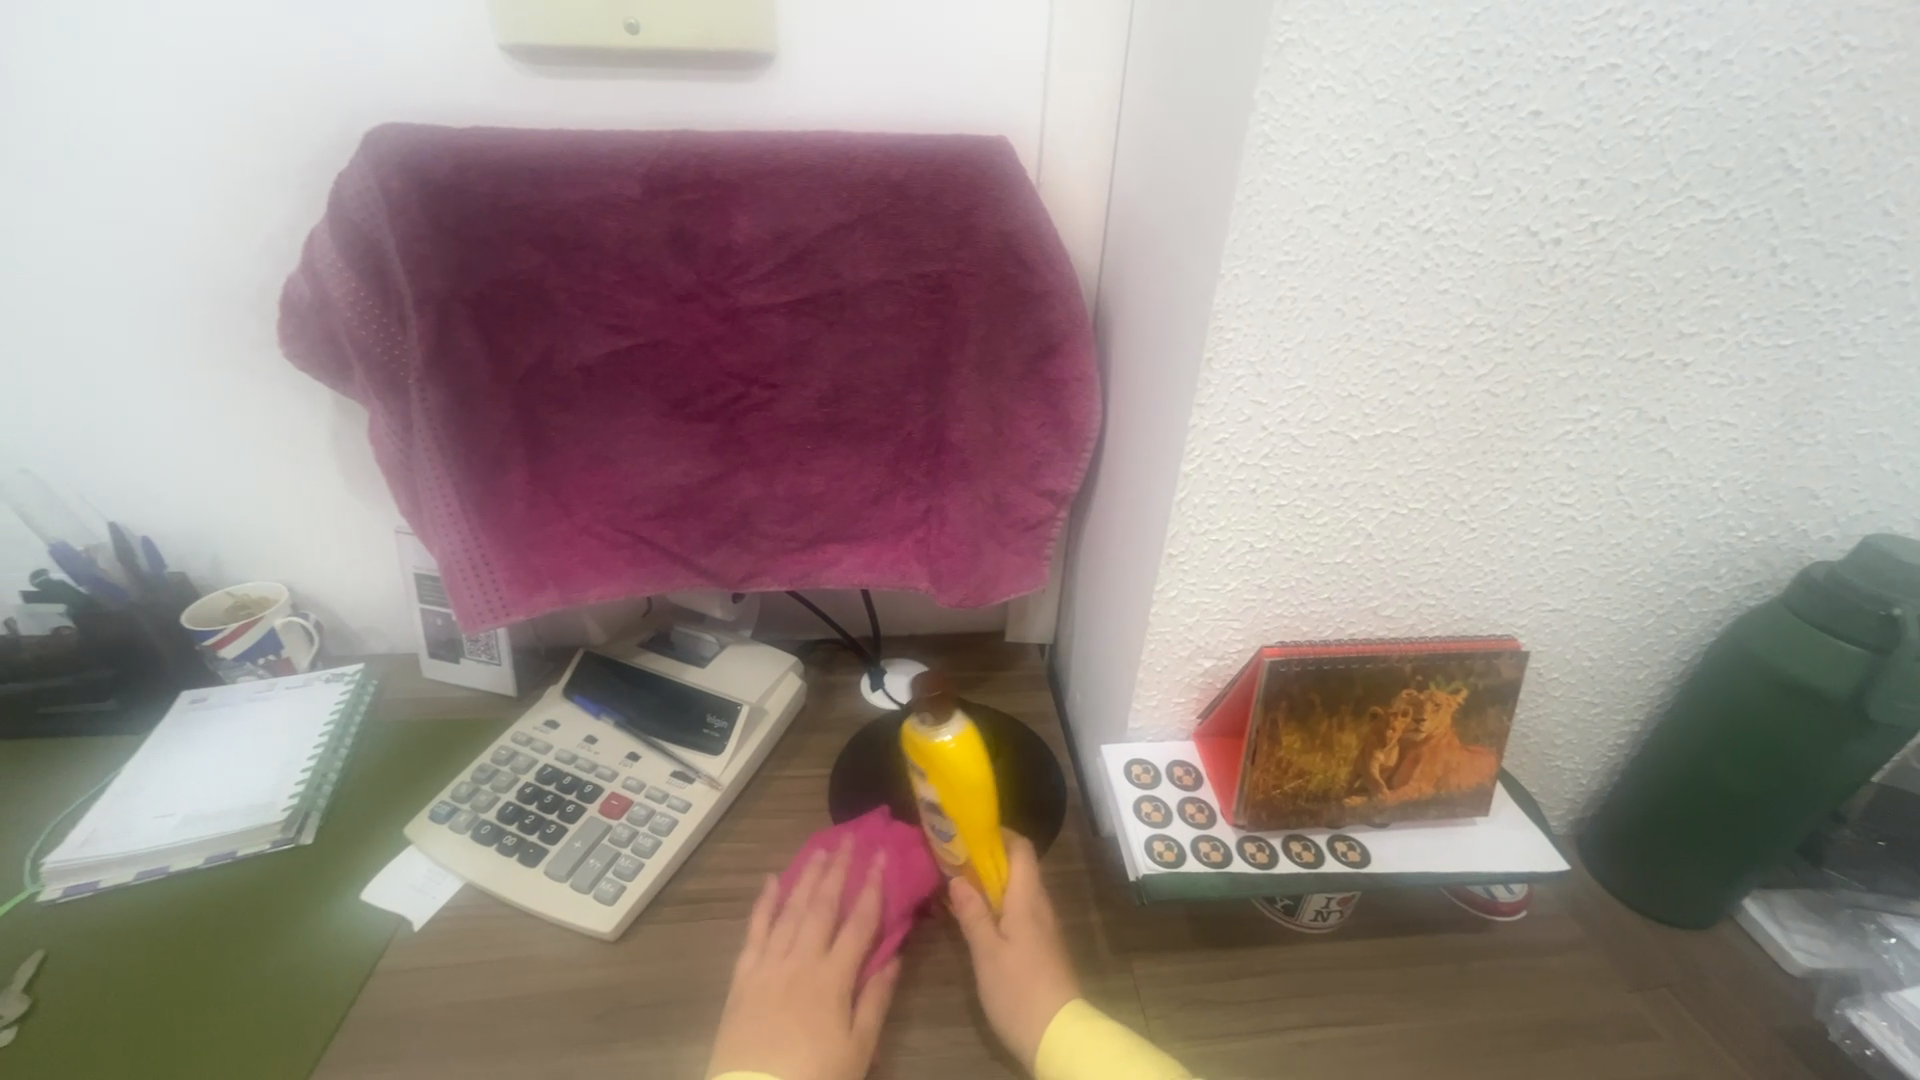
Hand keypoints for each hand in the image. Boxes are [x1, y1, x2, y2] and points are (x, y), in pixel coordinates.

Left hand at [707, 843, 900, 1079]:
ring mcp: (769, 965)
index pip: (859, 922)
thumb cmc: (815, 1078)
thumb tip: (894, 956)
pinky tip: (770, 882)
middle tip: (849, 839)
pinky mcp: (743, 978)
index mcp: (833, 978)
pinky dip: (763, 904)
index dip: (873, 887)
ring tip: (818, 851)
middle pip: (823, 906)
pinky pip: (754, 931)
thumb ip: (876, 1000)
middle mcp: (801, 961)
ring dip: (806, 878)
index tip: (882, 856)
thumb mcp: (858, 1050)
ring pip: (790, 910)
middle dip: (839, 870)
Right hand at [948, 832, 1080, 1070]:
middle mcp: (1040, 906)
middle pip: (1020, 868)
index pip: (1022, 848)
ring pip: (1019, 891)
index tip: (971, 834)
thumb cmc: (1019, 990)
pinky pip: (1021, 912)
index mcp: (1028, 899)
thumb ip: (972, 913)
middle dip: (989, 859)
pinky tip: (979, 920)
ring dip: (993, 884)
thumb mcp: (986, 953)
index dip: (1000, 835)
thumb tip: (957, 877)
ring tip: (960, 887)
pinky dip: (1000, 906)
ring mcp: (1044, 927)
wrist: (1058, 1035)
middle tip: (956, 860)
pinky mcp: (1042, 947)